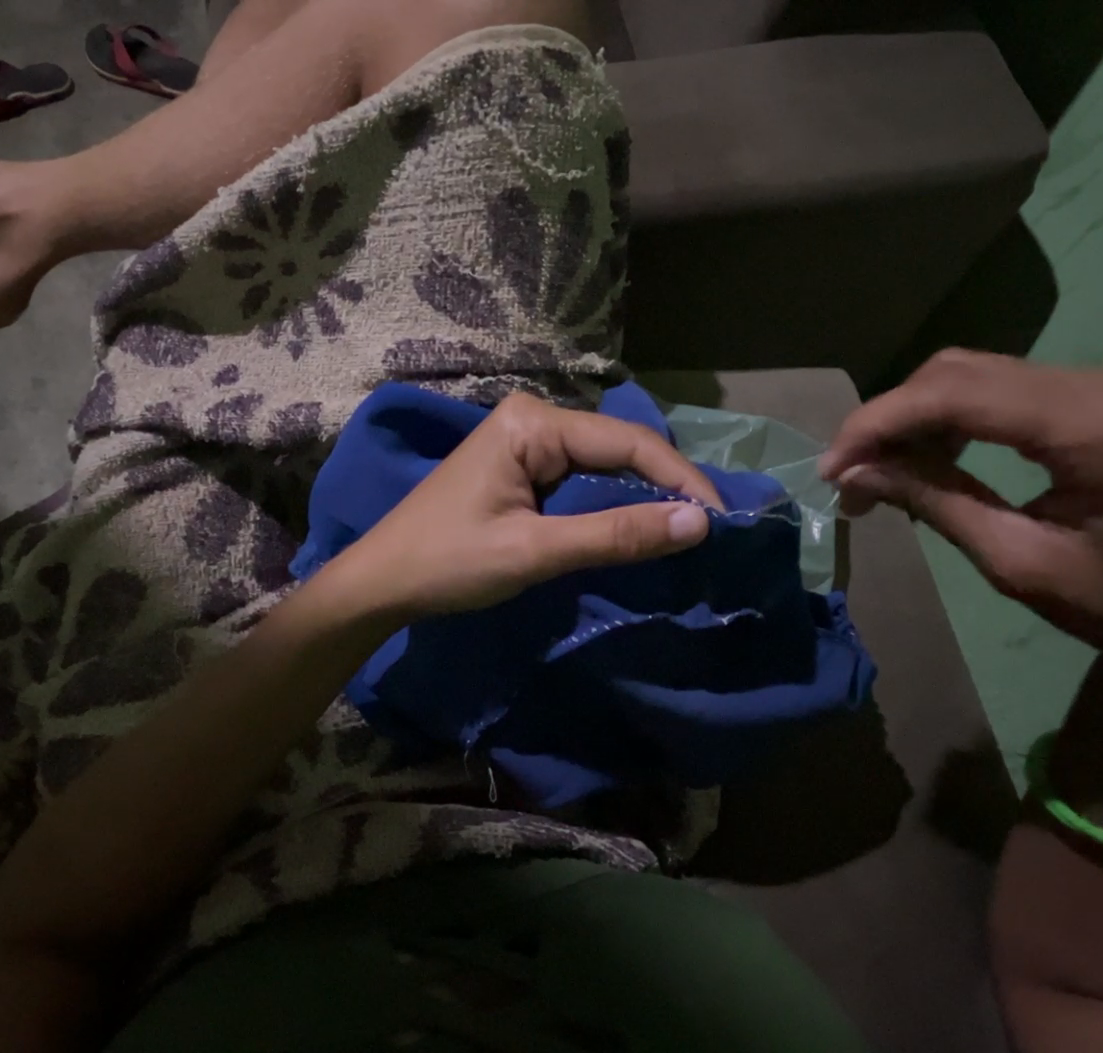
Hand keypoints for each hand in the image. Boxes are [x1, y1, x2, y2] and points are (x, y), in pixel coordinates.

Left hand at [323, 393, 720, 620]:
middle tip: (709, 531)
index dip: (680, 480)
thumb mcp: (535, 551)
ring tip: (685, 532)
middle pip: (618, 448)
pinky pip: (580, 480)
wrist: (381, 583)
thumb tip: (698, 524)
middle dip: (665, 486)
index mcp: (533, 423)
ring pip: (603, 465)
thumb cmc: (448, 564)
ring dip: (642, 497)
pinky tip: (637, 527)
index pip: (627, 442)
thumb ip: (615, 535)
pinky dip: (611, 505)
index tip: (721, 521)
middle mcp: (533, 419)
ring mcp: (525, 442)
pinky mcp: (521, 468)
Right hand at [821, 350, 1102, 711]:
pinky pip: (998, 390)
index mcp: (1097, 427)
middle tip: (849, 478)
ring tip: (880, 475)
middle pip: (959, 373)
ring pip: (972, 375)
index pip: (957, 395)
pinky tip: (928, 461)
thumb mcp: (1016, 563)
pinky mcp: (1096, 397)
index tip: (831, 468)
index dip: (880, 423)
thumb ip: (934, 503)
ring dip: (913, 419)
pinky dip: (947, 420)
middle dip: (889, 420)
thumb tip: (852, 472)